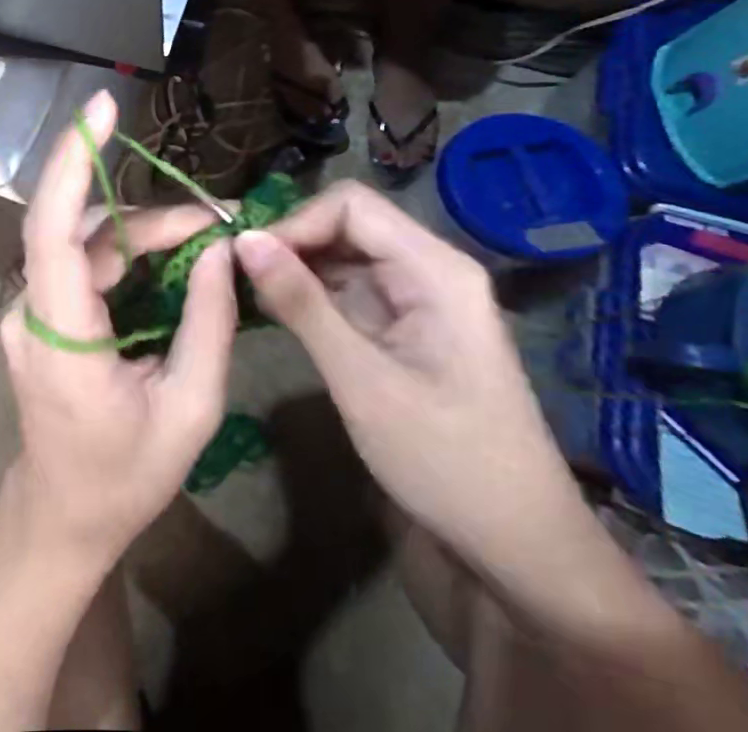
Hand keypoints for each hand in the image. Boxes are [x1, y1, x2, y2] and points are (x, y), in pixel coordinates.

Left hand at [0, 91, 236, 562]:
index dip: (75, 161)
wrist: (63, 519)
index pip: (53, 230)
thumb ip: (210, 322)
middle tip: (219, 222)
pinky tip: (178, 262)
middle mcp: (32, 315)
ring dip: (149, 235)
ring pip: (90, 246)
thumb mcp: (191, 407)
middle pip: (86, 232)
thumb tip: (225, 251)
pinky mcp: (45, 319)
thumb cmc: (126, 476)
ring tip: (210, 241)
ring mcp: (32, 316)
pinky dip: (134, 255)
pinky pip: (89, 267)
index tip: (103, 107)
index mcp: (60, 339)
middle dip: (154, 216)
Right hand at [232, 181, 580, 569]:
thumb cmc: (444, 459)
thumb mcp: (363, 380)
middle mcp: (432, 271)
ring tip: (246, 295)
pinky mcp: (410, 333)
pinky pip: (357, 297)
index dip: (294, 222)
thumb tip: (244, 241)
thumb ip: (303, 306)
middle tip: (234, 278)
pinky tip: (278, 315)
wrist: (513, 539)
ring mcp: (422, 303)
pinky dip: (317, 301)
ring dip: (300, 271)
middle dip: (293, 243)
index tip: (242, 258)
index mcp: (435, 268)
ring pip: (350, 262)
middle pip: (353, 228)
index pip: (353, 207)